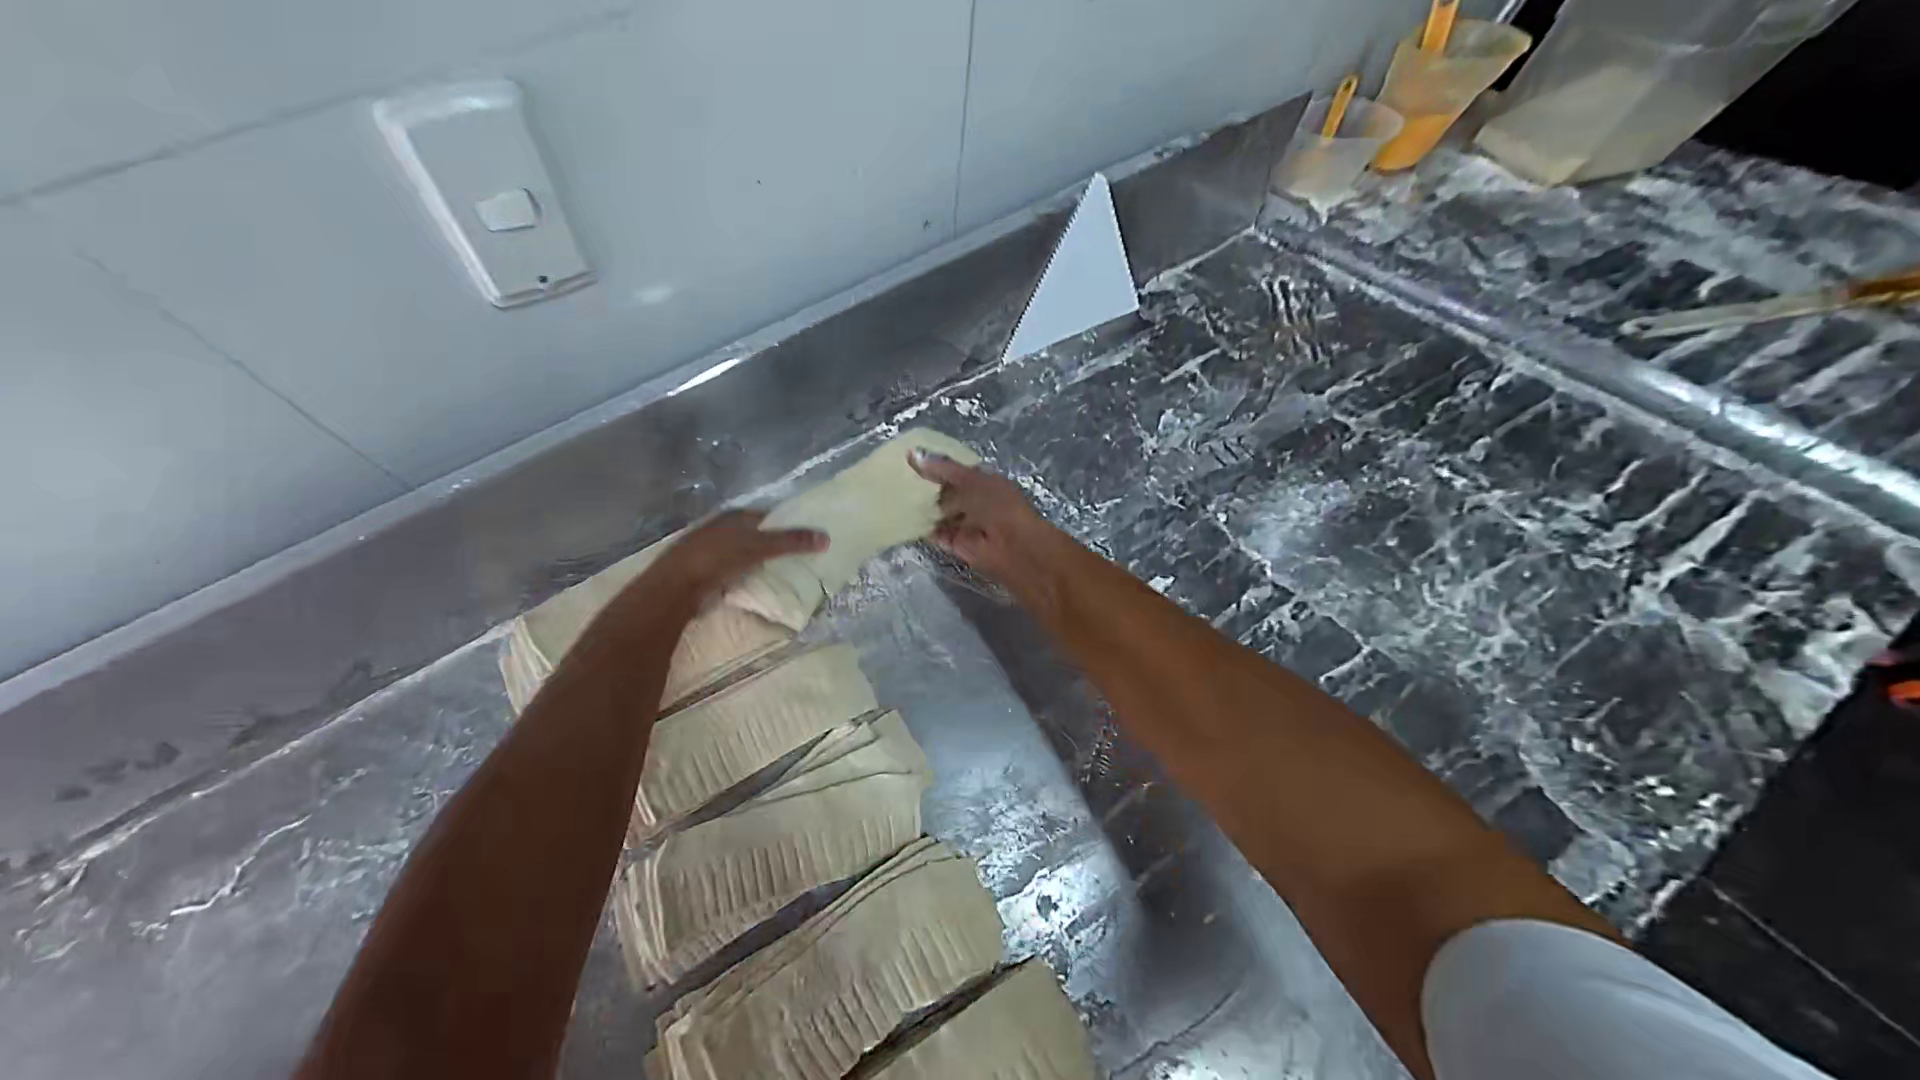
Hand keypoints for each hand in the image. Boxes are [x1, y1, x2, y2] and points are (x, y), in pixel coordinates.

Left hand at [643, 510, 827, 603]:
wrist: (678, 586)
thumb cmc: (719, 558)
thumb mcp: (760, 546)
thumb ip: (792, 542)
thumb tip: (826, 537)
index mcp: (736, 516)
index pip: (769, 516)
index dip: (789, 524)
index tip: (810, 537)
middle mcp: (725, 529)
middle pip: (759, 534)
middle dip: (779, 544)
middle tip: (805, 556)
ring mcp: (715, 551)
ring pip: (749, 553)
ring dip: (765, 562)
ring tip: (791, 571)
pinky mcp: (710, 572)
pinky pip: (740, 571)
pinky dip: (752, 575)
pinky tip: (764, 583)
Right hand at [910, 449, 1067, 600]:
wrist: (1012, 545)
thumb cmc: (997, 504)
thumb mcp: (971, 479)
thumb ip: (942, 468)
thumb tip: (913, 455)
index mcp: (982, 481)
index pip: (954, 471)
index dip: (934, 465)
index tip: (909, 458)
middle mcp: (973, 501)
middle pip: (944, 493)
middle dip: (924, 487)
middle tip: (897, 478)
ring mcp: (964, 523)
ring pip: (938, 513)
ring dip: (922, 508)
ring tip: (894, 496)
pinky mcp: (956, 544)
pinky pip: (936, 534)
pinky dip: (922, 528)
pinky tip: (904, 518)